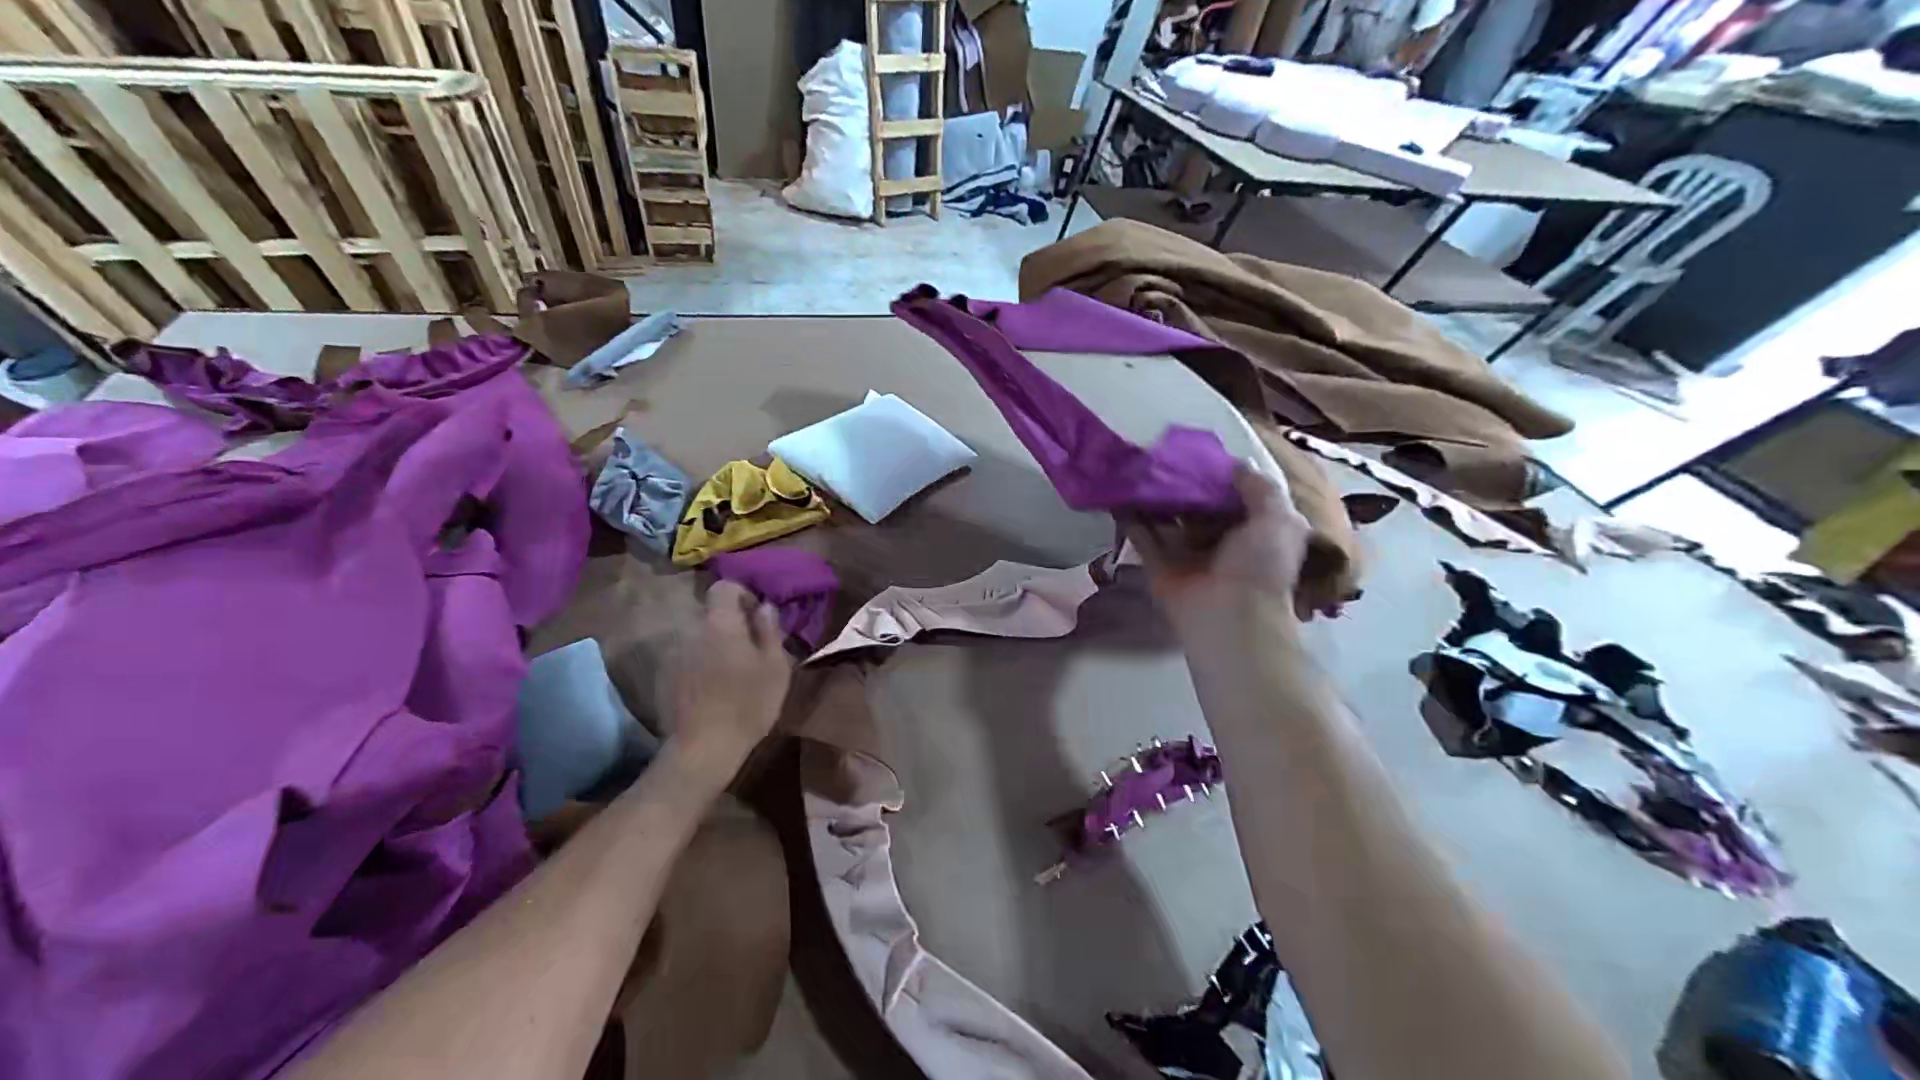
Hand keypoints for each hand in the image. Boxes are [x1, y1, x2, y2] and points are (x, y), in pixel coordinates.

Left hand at [666, 581, 792, 782]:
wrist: (704, 747)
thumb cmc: (748, 703)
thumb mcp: (775, 666)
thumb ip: (769, 630)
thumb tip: (765, 607)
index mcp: (720, 623)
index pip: (724, 587)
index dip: (742, 594)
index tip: (758, 615)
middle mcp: (693, 631)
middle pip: (712, 613)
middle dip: (732, 622)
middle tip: (754, 645)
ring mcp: (677, 654)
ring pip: (701, 636)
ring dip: (718, 644)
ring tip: (737, 668)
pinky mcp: (668, 677)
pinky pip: (690, 657)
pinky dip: (704, 662)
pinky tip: (718, 686)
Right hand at [1129, 464, 1311, 627]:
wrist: (1229, 616)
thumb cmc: (1260, 565)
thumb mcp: (1278, 518)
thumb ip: (1259, 488)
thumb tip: (1235, 464)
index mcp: (1254, 530)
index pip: (1236, 496)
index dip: (1220, 474)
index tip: (1198, 449)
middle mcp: (1221, 541)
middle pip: (1198, 505)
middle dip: (1183, 482)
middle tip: (1161, 452)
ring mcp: (1187, 553)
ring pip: (1168, 518)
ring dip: (1154, 496)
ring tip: (1136, 465)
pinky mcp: (1159, 564)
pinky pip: (1142, 536)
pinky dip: (1130, 517)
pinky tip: (1118, 492)